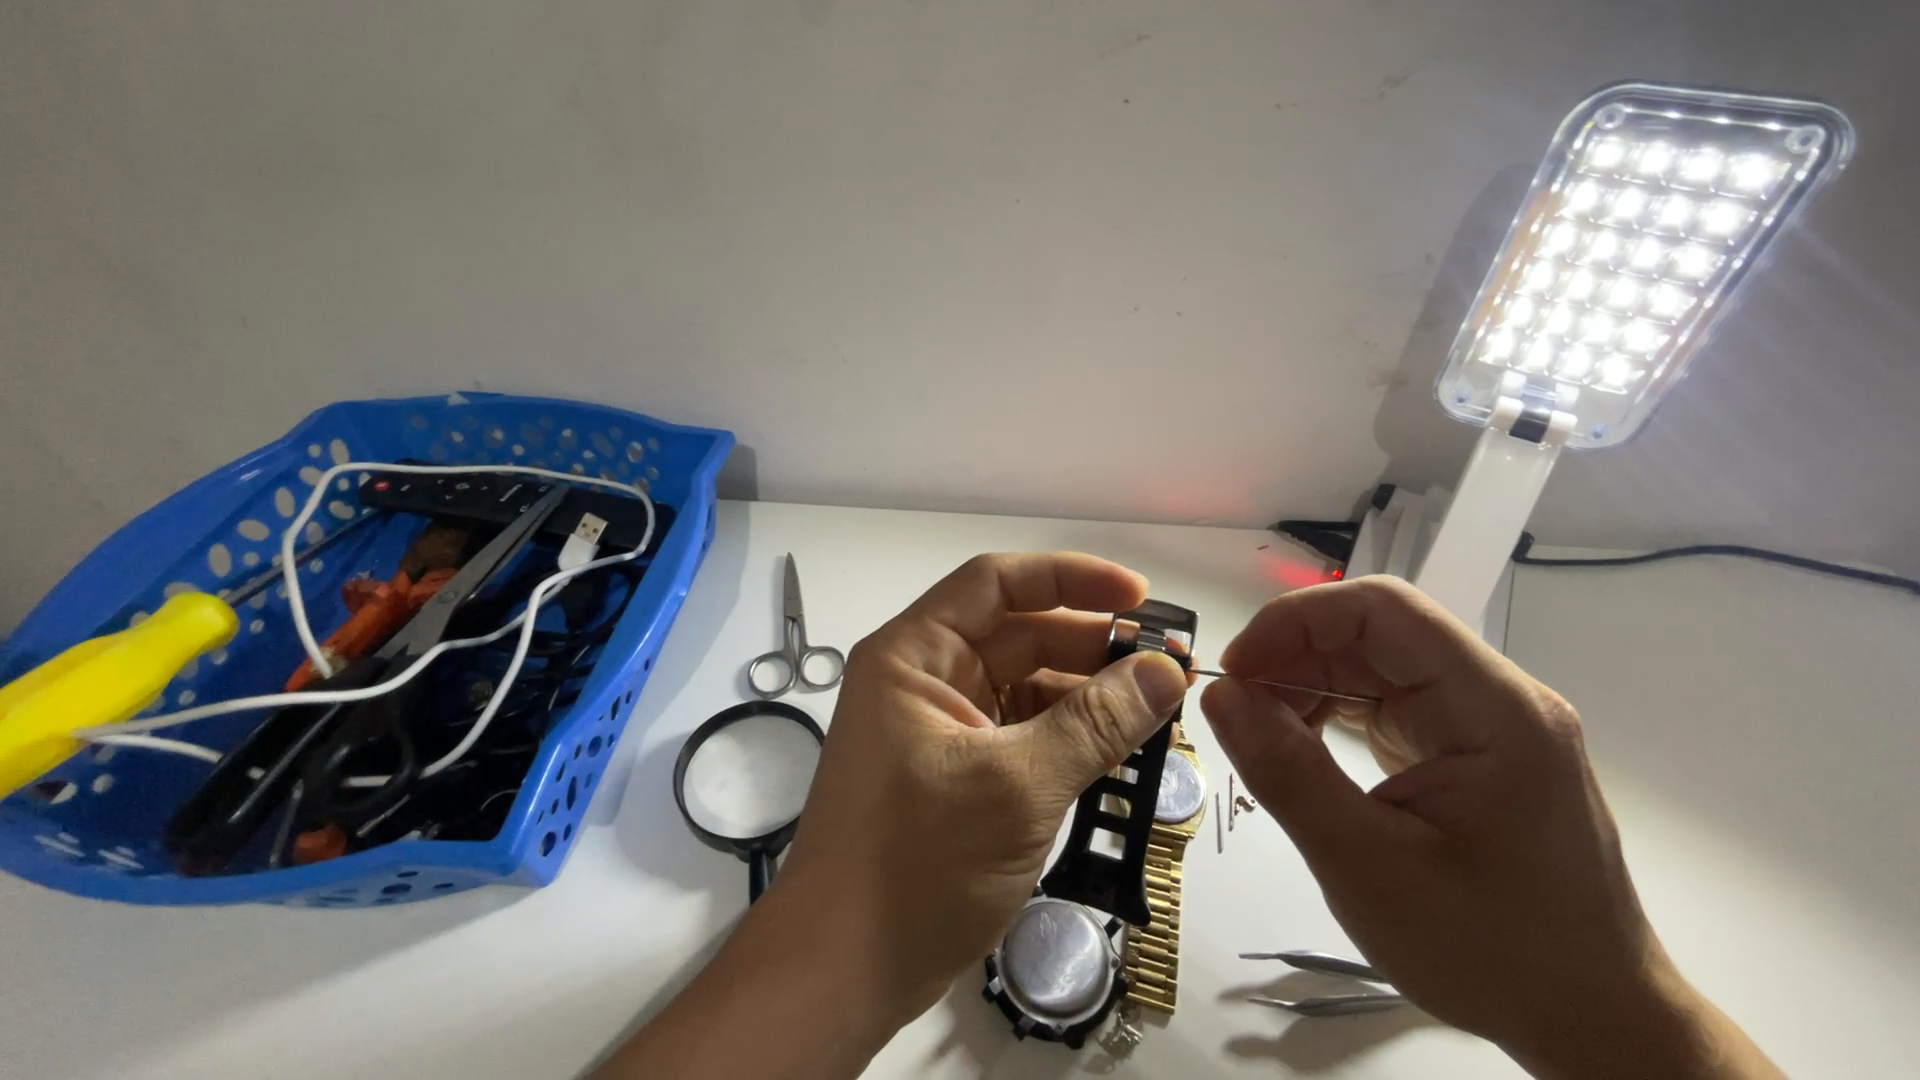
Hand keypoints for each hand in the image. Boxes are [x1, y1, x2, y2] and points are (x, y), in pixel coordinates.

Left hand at [771, 552, 1189, 1021]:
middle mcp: (925, 679)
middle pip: (1019, 634)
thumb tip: (1165, 671)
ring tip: (1160, 709)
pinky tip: (1122, 748)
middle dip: (1093, 646)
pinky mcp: (958, 773)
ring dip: (1089, 695)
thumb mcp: (1015, 786)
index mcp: (914, 656)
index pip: (996, 584)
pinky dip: (1070, 737)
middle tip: (1171, 666)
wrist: (844, 971)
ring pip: (1027, 686)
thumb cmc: (916, 866)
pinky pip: (1023, 733)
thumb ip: (1094, 724)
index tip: (1139, 596)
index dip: (1070, 578)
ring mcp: (941, 728)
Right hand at [1201, 576, 1782, 1079]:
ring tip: (1255, 726)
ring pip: (1376, 663)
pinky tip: (1296, 742)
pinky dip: (1330, 711)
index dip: (1296, 622)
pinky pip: (1387, 701)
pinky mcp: (1469, 746)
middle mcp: (1498, 697)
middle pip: (1377, 632)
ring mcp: (1486, 720)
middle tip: (1231, 704)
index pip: (1383, 611)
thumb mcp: (1366, 866)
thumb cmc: (1488, 952)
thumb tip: (1218, 694)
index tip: (1234, 670)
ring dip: (1306, 682)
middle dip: (1293, 654)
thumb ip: (1287, 772)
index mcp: (1496, 710)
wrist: (1589, 1018)